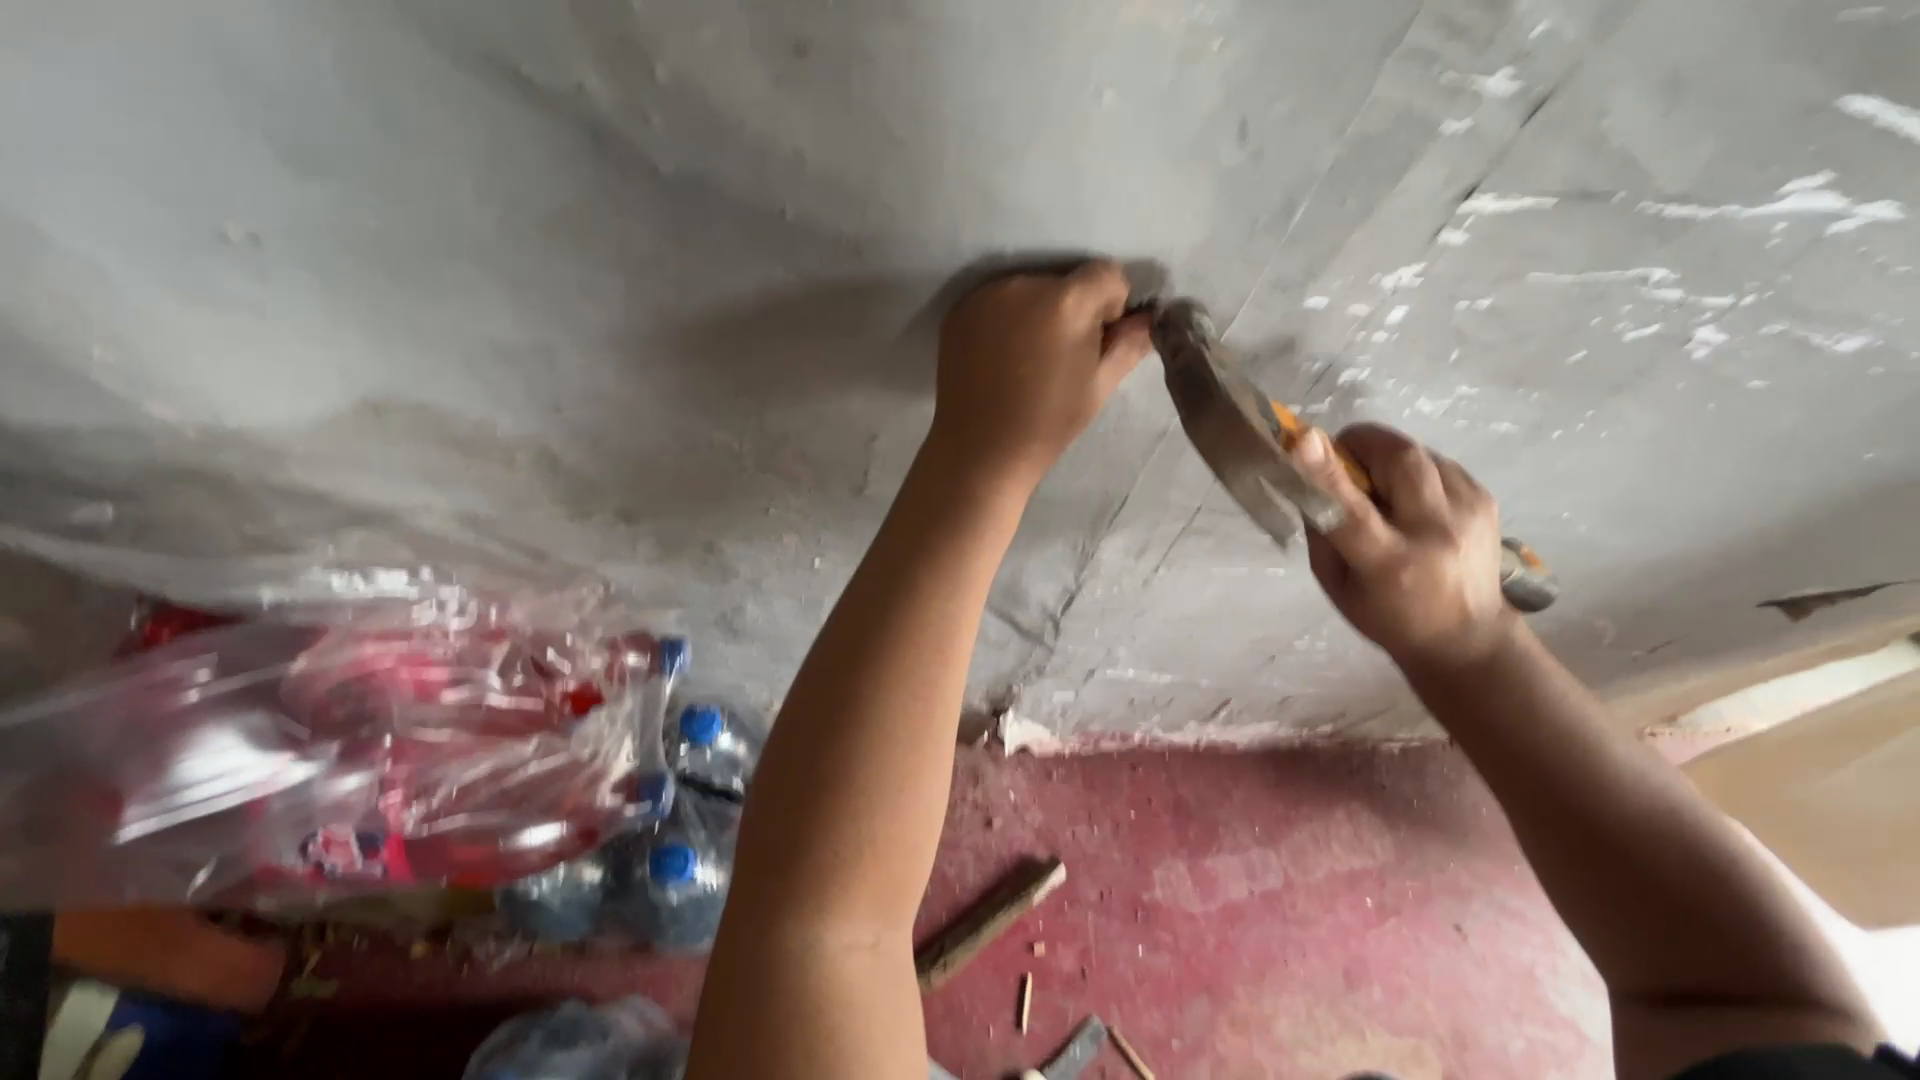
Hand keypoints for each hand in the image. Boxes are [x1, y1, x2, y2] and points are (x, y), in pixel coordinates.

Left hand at [928, 261, 1152, 489]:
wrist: (980, 449)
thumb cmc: (1048, 423)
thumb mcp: (1100, 386)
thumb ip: (1130, 343)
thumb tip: (1150, 319)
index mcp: (1066, 301)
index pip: (1107, 273)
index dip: (1111, 305)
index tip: (1098, 340)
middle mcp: (1024, 284)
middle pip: (1065, 281)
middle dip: (1073, 308)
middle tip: (1061, 356)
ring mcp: (986, 295)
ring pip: (1029, 290)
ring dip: (1037, 312)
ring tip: (1028, 359)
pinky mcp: (960, 311)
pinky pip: (996, 302)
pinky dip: (1005, 320)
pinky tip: (1001, 357)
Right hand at [1289, 423, 1518, 672]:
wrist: (1469, 638)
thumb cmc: (1387, 617)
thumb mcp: (1337, 586)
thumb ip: (1323, 531)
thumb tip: (1308, 477)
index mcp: (1389, 563)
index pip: (1351, 511)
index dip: (1325, 472)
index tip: (1302, 438)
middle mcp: (1435, 531)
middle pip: (1398, 459)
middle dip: (1361, 445)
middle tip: (1343, 460)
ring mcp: (1469, 511)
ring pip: (1418, 453)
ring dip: (1386, 458)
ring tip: (1380, 488)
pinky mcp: (1486, 498)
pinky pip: (1437, 462)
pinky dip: (1413, 470)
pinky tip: (1411, 500)